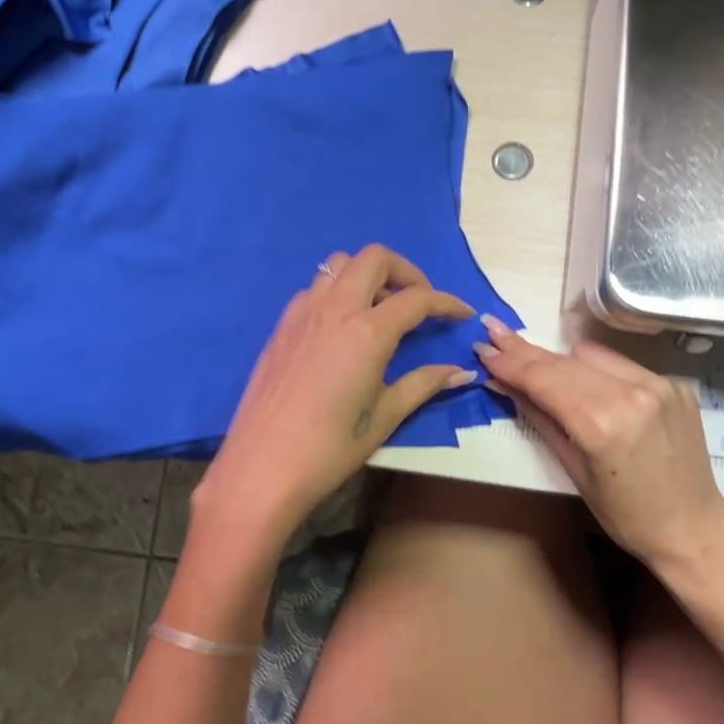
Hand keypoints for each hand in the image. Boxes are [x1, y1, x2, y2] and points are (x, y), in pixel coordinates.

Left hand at [195, 245, 477, 548]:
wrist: (262, 466)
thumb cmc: (329, 449)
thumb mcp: (384, 418)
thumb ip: (422, 385)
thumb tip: (460, 372)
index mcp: (367, 331)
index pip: (416, 298)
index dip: (445, 302)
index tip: (461, 313)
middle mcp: (334, 308)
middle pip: (374, 258)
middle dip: (405, 271)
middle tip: (418, 302)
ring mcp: (302, 313)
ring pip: (339, 265)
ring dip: (366, 276)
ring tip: (380, 310)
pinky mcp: (281, 326)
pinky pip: (314, 288)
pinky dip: (337, 291)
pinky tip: (343, 327)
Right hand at [476, 318, 723, 570]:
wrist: (693, 527)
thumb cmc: (625, 515)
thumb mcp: (573, 469)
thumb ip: (539, 418)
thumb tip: (503, 384)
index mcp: (602, 424)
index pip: (545, 380)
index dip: (510, 363)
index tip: (484, 348)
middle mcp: (631, 394)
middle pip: (564, 362)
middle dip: (526, 352)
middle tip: (495, 333)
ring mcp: (657, 385)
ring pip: (591, 356)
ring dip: (560, 360)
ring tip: (533, 361)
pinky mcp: (674, 384)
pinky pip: (621, 365)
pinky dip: (596, 369)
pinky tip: (582, 380)